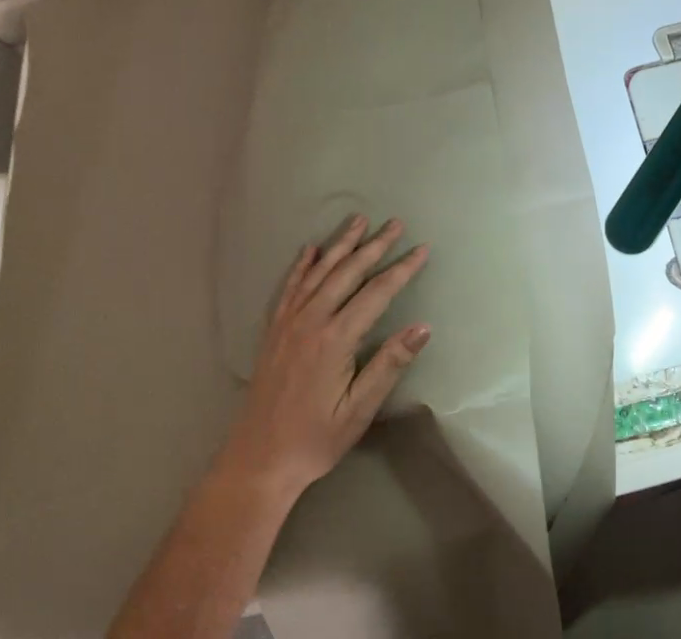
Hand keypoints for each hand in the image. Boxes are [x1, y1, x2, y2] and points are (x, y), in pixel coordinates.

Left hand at [220, 216, 430, 495]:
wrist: (258, 460)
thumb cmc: (316, 439)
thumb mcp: (359, 409)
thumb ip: (389, 365)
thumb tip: (422, 328)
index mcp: (335, 340)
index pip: (377, 293)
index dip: (401, 269)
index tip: (421, 249)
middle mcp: (310, 322)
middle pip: (347, 273)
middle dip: (373, 246)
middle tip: (395, 223)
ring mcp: (288, 324)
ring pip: (318, 273)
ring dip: (340, 245)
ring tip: (358, 220)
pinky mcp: (273, 332)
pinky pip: (289, 288)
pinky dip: (301, 265)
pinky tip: (310, 250)